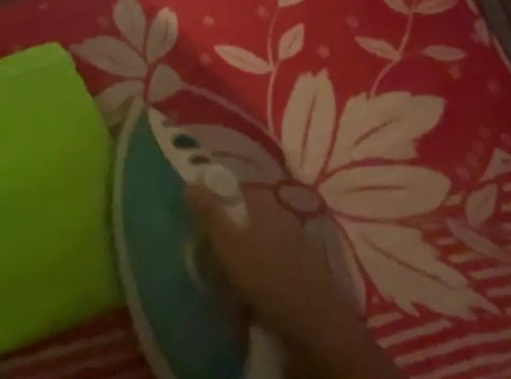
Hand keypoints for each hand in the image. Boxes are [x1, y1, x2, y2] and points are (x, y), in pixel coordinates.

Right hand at [183, 184, 397, 378]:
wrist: (319, 330)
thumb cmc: (267, 280)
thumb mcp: (228, 245)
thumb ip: (209, 213)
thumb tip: (191, 180)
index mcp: (268, 208)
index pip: (239, 191)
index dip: (218, 198)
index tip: (200, 215)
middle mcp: (287, 222)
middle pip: (251, 218)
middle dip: (231, 229)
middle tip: (210, 248)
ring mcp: (302, 250)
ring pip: (265, 243)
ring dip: (247, 253)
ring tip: (228, 274)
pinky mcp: (310, 277)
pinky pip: (278, 266)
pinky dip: (264, 272)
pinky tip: (253, 291)